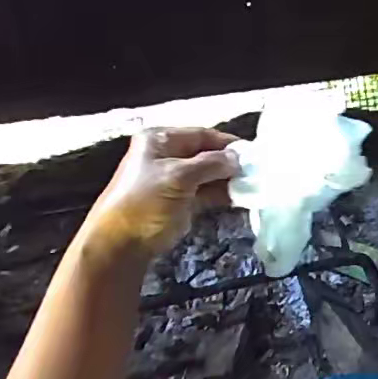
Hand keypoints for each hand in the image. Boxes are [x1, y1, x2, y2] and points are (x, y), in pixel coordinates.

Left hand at [84, 127, 240, 255]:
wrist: (121, 244)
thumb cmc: (146, 203)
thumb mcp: (179, 177)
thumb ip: (211, 163)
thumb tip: (237, 158)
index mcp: (160, 140)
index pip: (202, 134)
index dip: (227, 143)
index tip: (253, 152)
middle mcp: (167, 155)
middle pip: (206, 153)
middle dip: (230, 163)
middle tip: (256, 171)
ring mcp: (173, 179)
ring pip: (208, 174)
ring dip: (229, 180)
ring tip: (253, 185)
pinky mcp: (179, 201)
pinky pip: (206, 192)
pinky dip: (222, 194)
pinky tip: (241, 198)